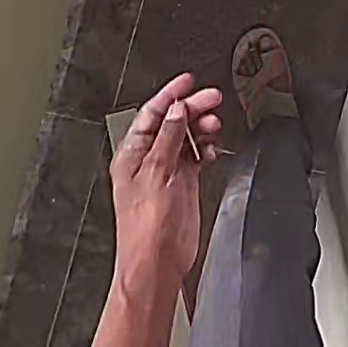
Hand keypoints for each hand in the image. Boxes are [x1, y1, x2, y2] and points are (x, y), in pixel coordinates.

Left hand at [111, 73, 222, 288]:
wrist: (156, 265)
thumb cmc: (146, 228)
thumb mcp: (157, 172)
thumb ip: (169, 137)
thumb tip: (177, 109)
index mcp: (132, 152)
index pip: (152, 113)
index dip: (170, 94)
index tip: (188, 81)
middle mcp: (148, 159)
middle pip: (172, 122)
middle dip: (191, 107)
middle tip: (212, 98)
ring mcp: (165, 171)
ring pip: (185, 137)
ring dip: (200, 127)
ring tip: (214, 121)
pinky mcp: (181, 184)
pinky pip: (195, 156)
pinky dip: (205, 148)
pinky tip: (212, 146)